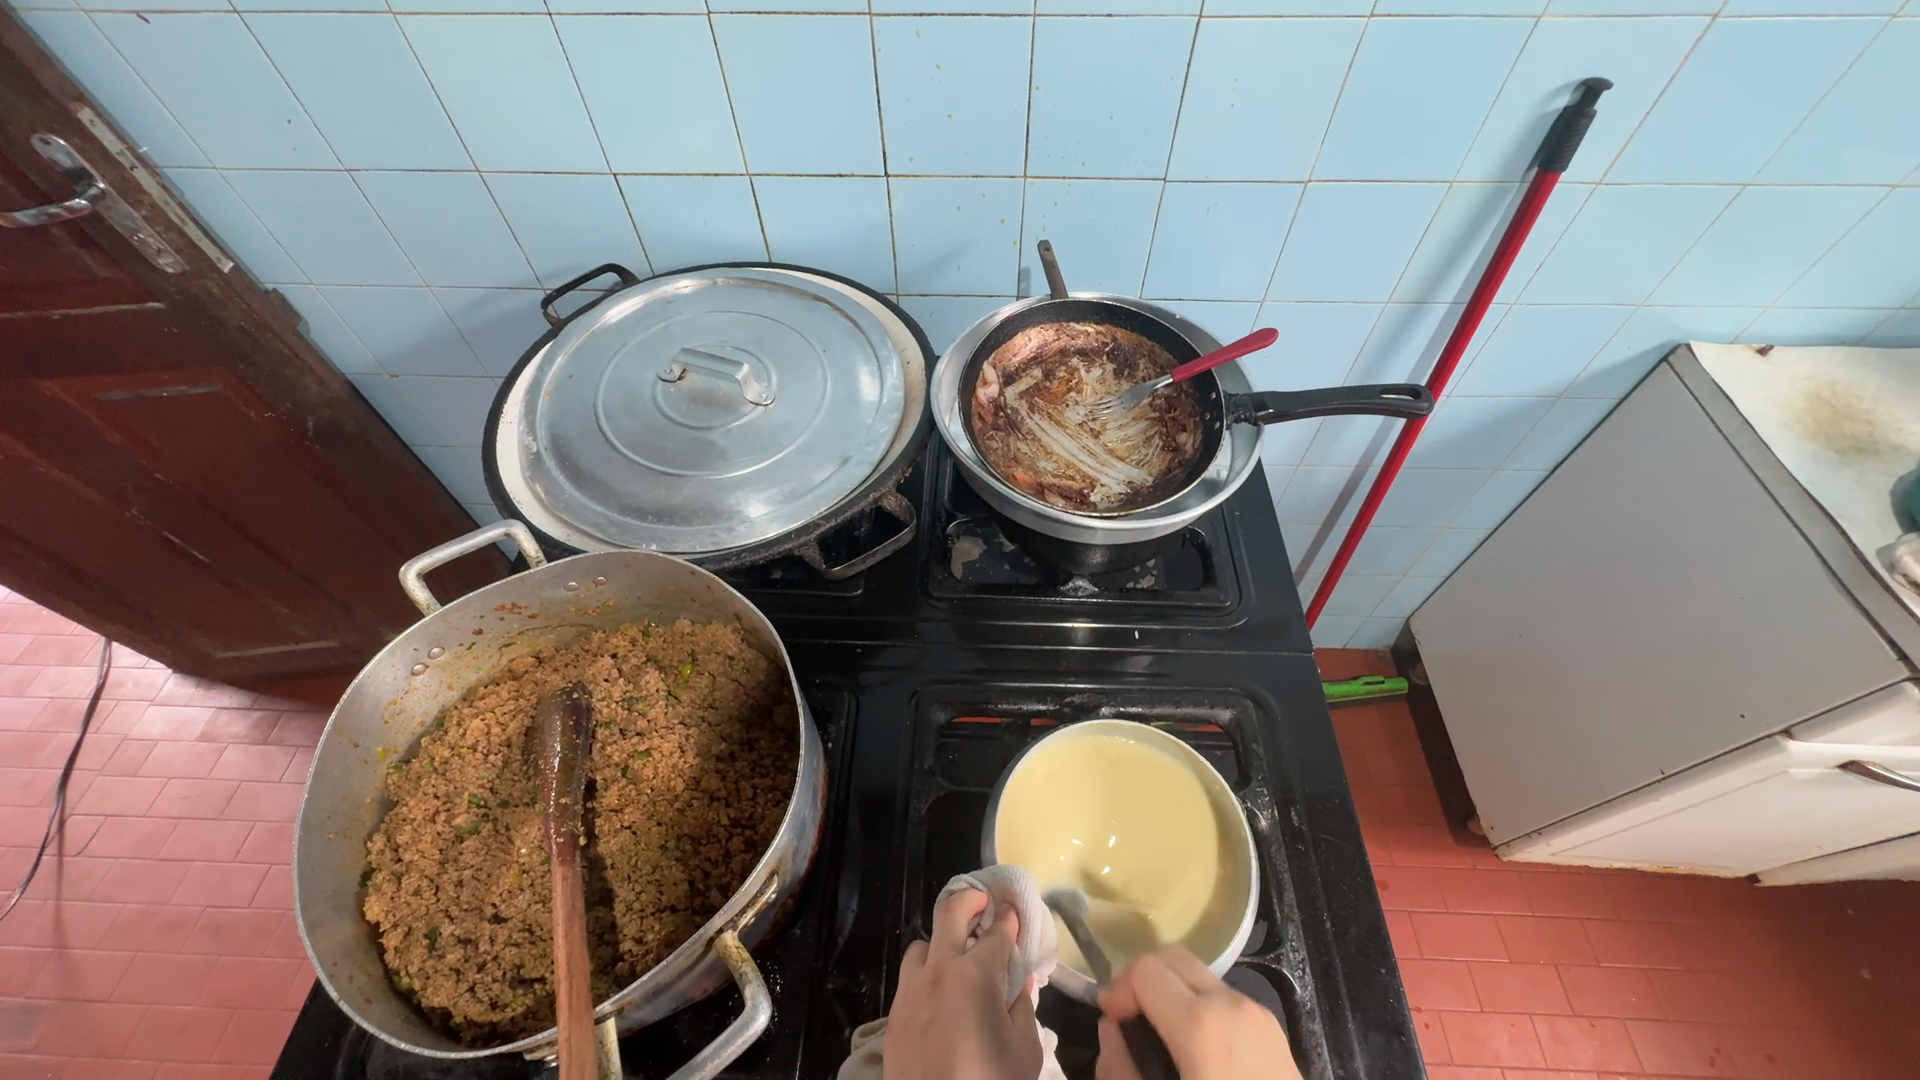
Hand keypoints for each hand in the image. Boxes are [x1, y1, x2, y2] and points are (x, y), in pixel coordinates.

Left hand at [885, 889, 1041, 1079]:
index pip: (998, 933)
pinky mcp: (893, 1015)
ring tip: (957, 958)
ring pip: (921, 945)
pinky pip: (909, 978)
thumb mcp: (1024, 1051)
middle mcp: (939, 971)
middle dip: (970, 899)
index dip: (1010, 920)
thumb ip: (1023, 1007)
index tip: (1014, 913)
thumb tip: (1021, 982)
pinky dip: (925, 975)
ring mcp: (911, 991)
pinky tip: (939, 995)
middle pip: (951, 913)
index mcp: (976, 975)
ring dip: (940, 943)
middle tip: (983, 902)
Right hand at [1096, 947, 1299, 1079]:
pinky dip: (1197, 1007)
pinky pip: (1223, 999)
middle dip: (1142, 980)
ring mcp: (1258, 1015)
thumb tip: (1113, 1030)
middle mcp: (1231, 1004)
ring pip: (1199, 976)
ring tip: (1158, 1038)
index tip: (1112, 1024)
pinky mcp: (1274, 1032)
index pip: (1144, 970)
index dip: (1118, 990)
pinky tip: (1194, 1053)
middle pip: (1172, 957)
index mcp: (1201, 1023)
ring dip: (1170, 993)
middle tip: (1127, 1019)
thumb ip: (1120, 1068)